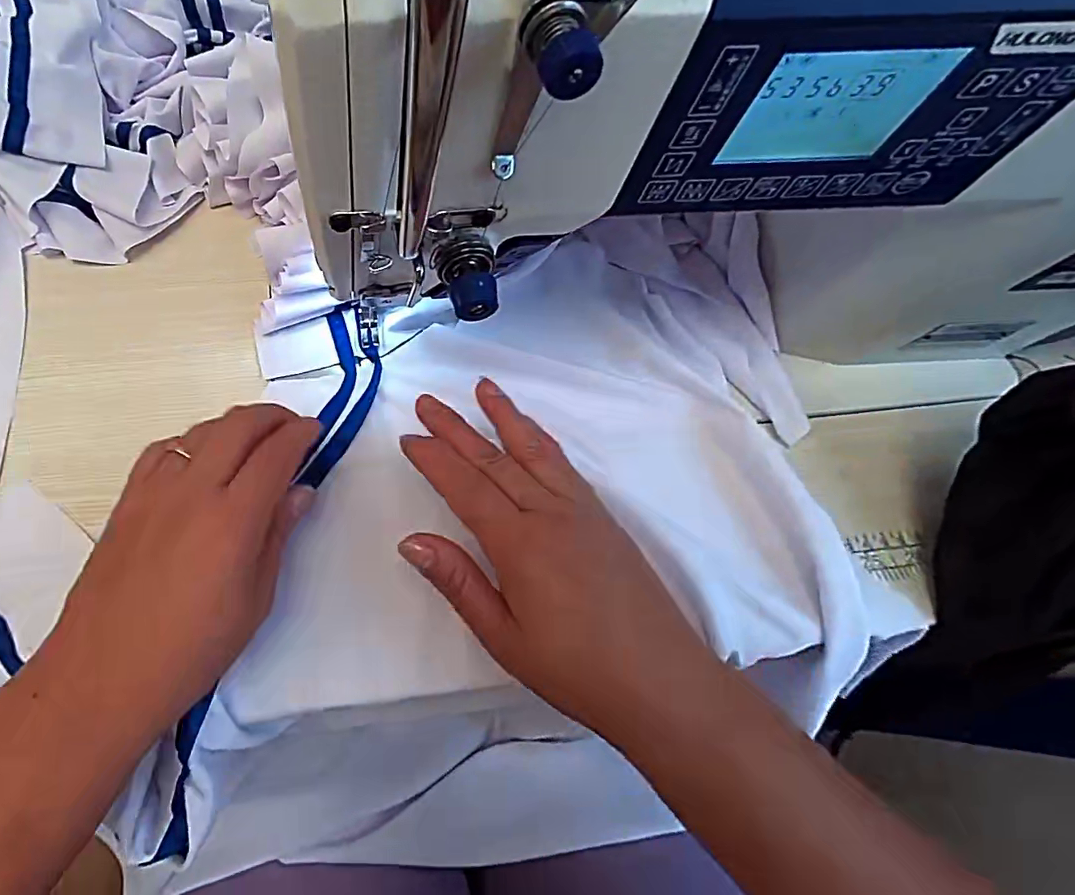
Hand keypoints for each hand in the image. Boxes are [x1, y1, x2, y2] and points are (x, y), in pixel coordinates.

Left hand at [39, 404, 320, 733]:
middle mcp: (193, 491)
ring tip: (252, 444)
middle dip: (273, 417)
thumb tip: (298, 492)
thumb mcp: (254, 600)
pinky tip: (200, 461)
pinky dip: (192, 443)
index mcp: (232, 519)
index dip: (301, 435)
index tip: (315, 431)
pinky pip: (164, 449)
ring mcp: (155, 489)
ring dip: (235, 426)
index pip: (275, 453)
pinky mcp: (128, 498)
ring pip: (202, 430)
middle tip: (292, 428)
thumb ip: (277, 535)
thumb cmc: (190, 650)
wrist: (106, 671)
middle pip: (239, 426)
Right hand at [397, 379, 724, 738]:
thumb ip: (458, 582)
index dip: (434, 459)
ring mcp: (582, 512)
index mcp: (520, 545)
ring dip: (504, 416)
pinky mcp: (603, 519)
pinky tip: (531, 433)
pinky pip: (563, 466)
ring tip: (483, 387)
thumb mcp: (504, 637)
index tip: (409, 437)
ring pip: (534, 452)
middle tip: (426, 401)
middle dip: (456, 428)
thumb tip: (410, 540)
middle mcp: (550, 515)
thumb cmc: (576, 670)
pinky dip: (540, 440)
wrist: (666, 686)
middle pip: (494, 460)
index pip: (466, 488)